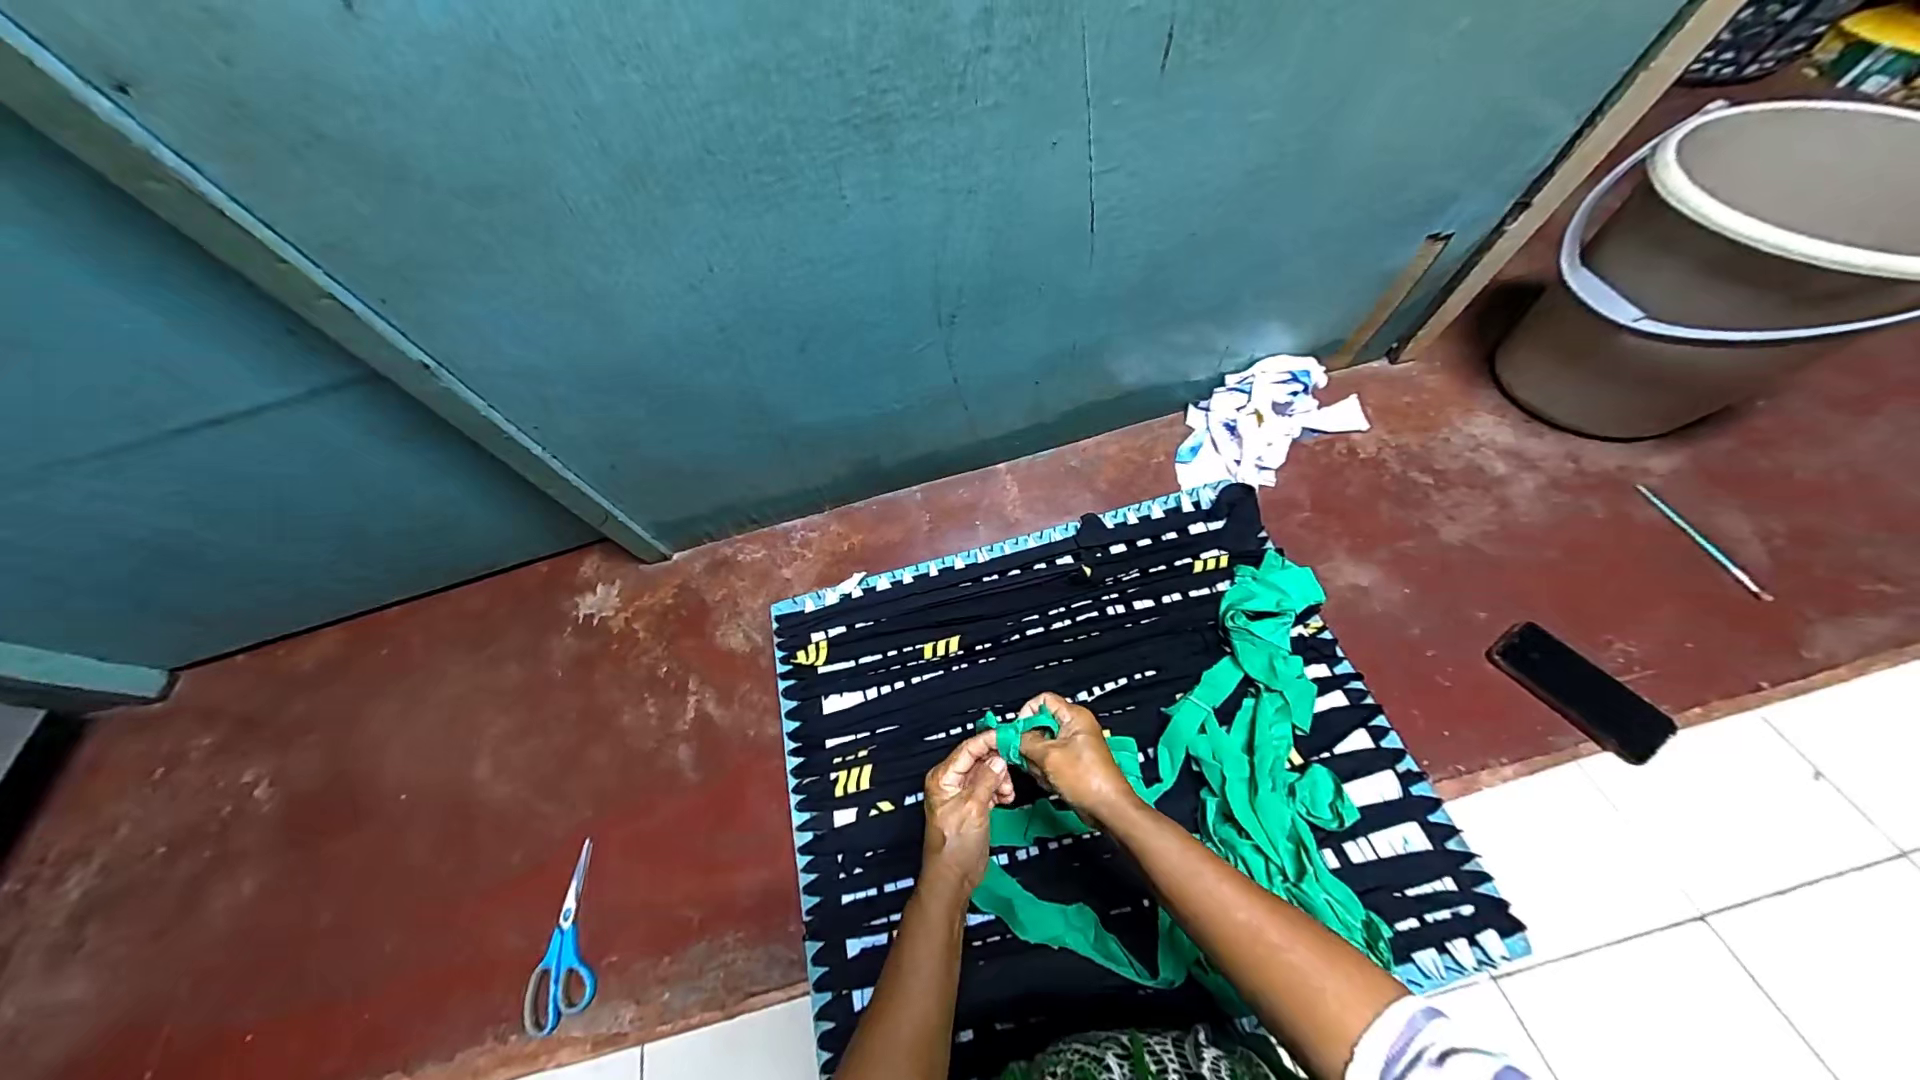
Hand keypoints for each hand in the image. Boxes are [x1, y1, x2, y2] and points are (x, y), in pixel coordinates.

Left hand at [920, 730, 1014, 895]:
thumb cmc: (956, 845)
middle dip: (998, 763)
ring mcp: (961, 792)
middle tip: (1012, 771)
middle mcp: (950, 780)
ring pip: (986, 772)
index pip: (968, 748)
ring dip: (1000, 778)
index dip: (989, 740)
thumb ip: (986, 780)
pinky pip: (988, 786)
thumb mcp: (973, 808)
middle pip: (978, 758)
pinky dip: (999, 789)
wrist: (953, 877)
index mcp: (943, 777)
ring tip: (1007, 794)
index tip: (1010, 736)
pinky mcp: (972, 804)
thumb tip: (999, 759)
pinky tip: (1005, 798)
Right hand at [1015, 693, 1141, 827]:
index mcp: (1074, 716)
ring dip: (1037, 762)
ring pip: (1041, 745)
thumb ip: (1025, 741)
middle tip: (1030, 758)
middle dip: (1031, 744)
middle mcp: (1074, 727)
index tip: (1017, 733)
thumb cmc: (1086, 779)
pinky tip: (1052, 782)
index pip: (1042, 701)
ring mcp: (1072, 745)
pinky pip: (1049, 760)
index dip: (1027, 714)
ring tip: (1046, 775)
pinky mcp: (1071, 762)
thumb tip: (1011, 737)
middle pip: (1039, 724)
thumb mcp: (1048, 756)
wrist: (1107, 808)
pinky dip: (1045, 771)